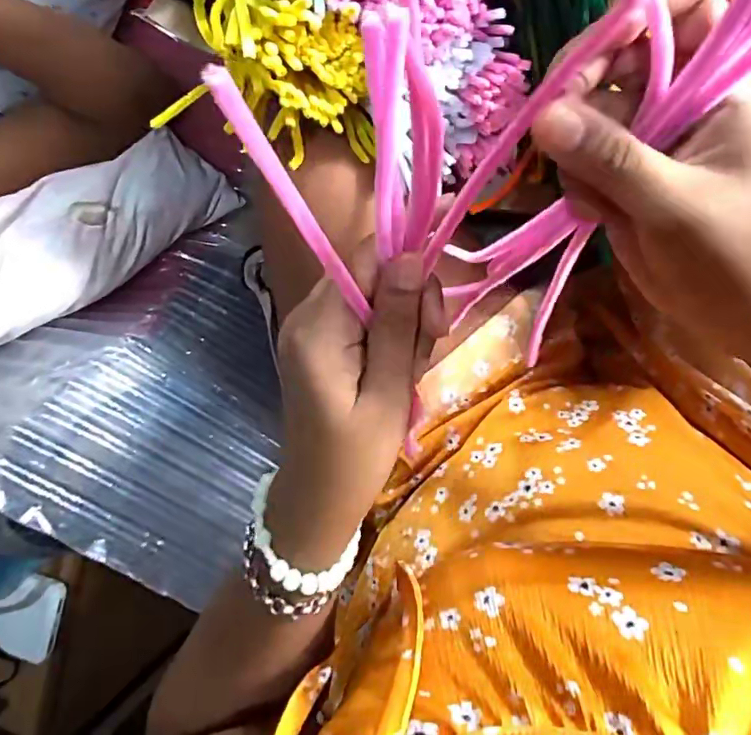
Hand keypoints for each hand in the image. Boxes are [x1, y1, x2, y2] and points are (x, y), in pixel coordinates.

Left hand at [266, 247, 447, 564]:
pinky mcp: (321, 338)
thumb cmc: (355, 459)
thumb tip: (409, 256)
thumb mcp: (387, 393)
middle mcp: (308, 314)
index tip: (442, 269)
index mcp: (319, 328)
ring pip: (374, 290)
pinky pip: (365, 312)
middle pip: (372, 271)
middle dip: (412, 296)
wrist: (316, 501)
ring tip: (412, 366)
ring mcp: (311, 325)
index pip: (365, 256)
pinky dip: (391, 329)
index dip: (408, 248)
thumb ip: (396, 322)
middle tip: (433, 341)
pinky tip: (399, 364)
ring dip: (406, 317)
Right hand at [530, 0, 750, 343]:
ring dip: (575, 146)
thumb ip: (612, 158)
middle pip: (617, 49)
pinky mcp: (619, 162)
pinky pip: (577, 146)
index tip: (608, 36)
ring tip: (596, 198)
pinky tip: (595, 213)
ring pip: (585, 104)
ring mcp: (646, 129)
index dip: (650, 0)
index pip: (693, 3)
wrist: (732, 314)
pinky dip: (575, 177)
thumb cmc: (728, 256)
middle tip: (554, 124)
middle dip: (583, 81)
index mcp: (718, 86)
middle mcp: (679, 96)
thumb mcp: (673, 205)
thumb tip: (544, 117)